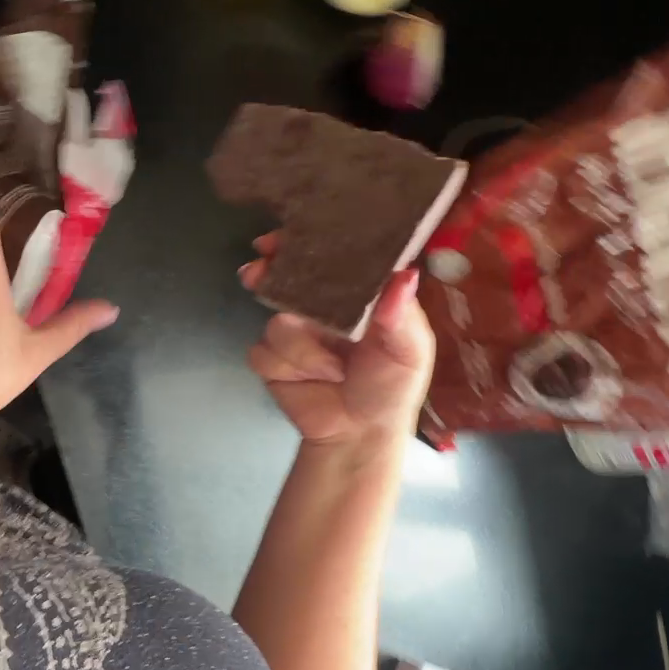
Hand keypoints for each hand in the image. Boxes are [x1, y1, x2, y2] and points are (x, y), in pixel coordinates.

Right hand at [240, 232, 434, 446]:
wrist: (357, 434)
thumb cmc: (391, 388)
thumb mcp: (410, 350)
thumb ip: (401, 314)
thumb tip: (403, 276)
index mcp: (354, 295)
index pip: (328, 257)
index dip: (306, 240)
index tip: (284, 235)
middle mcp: (319, 307)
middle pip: (286, 277)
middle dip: (270, 273)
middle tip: (258, 271)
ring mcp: (292, 332)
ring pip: (276, 323)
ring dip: (301, 350)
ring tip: (330, 371)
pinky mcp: (271, 360)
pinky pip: (262, 351)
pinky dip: (284, 367)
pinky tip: (303, 379)